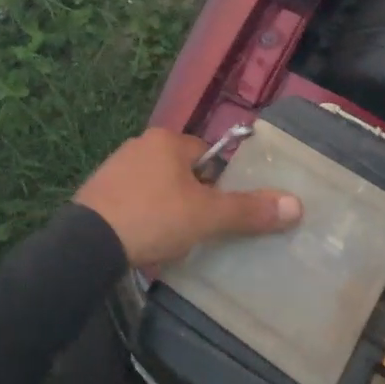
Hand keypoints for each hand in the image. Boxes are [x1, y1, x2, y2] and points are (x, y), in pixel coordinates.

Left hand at [73, 128, 302, 266]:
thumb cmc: (153, 217)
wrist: (89, 242)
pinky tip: (146, 241)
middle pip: (182, 171)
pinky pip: (133, 201)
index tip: (220, 213)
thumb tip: (296, 205)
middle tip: (200, 229)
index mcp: (167, 141)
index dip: (219, 184)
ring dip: (168, 209)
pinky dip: (144, 218)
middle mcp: (140, 144)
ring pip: (157, 187)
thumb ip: (248, 210)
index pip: (207, 155)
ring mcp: (115, 167)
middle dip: (193, 198)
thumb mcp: (206, 216)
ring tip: (174, 240)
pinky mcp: (98, 192)